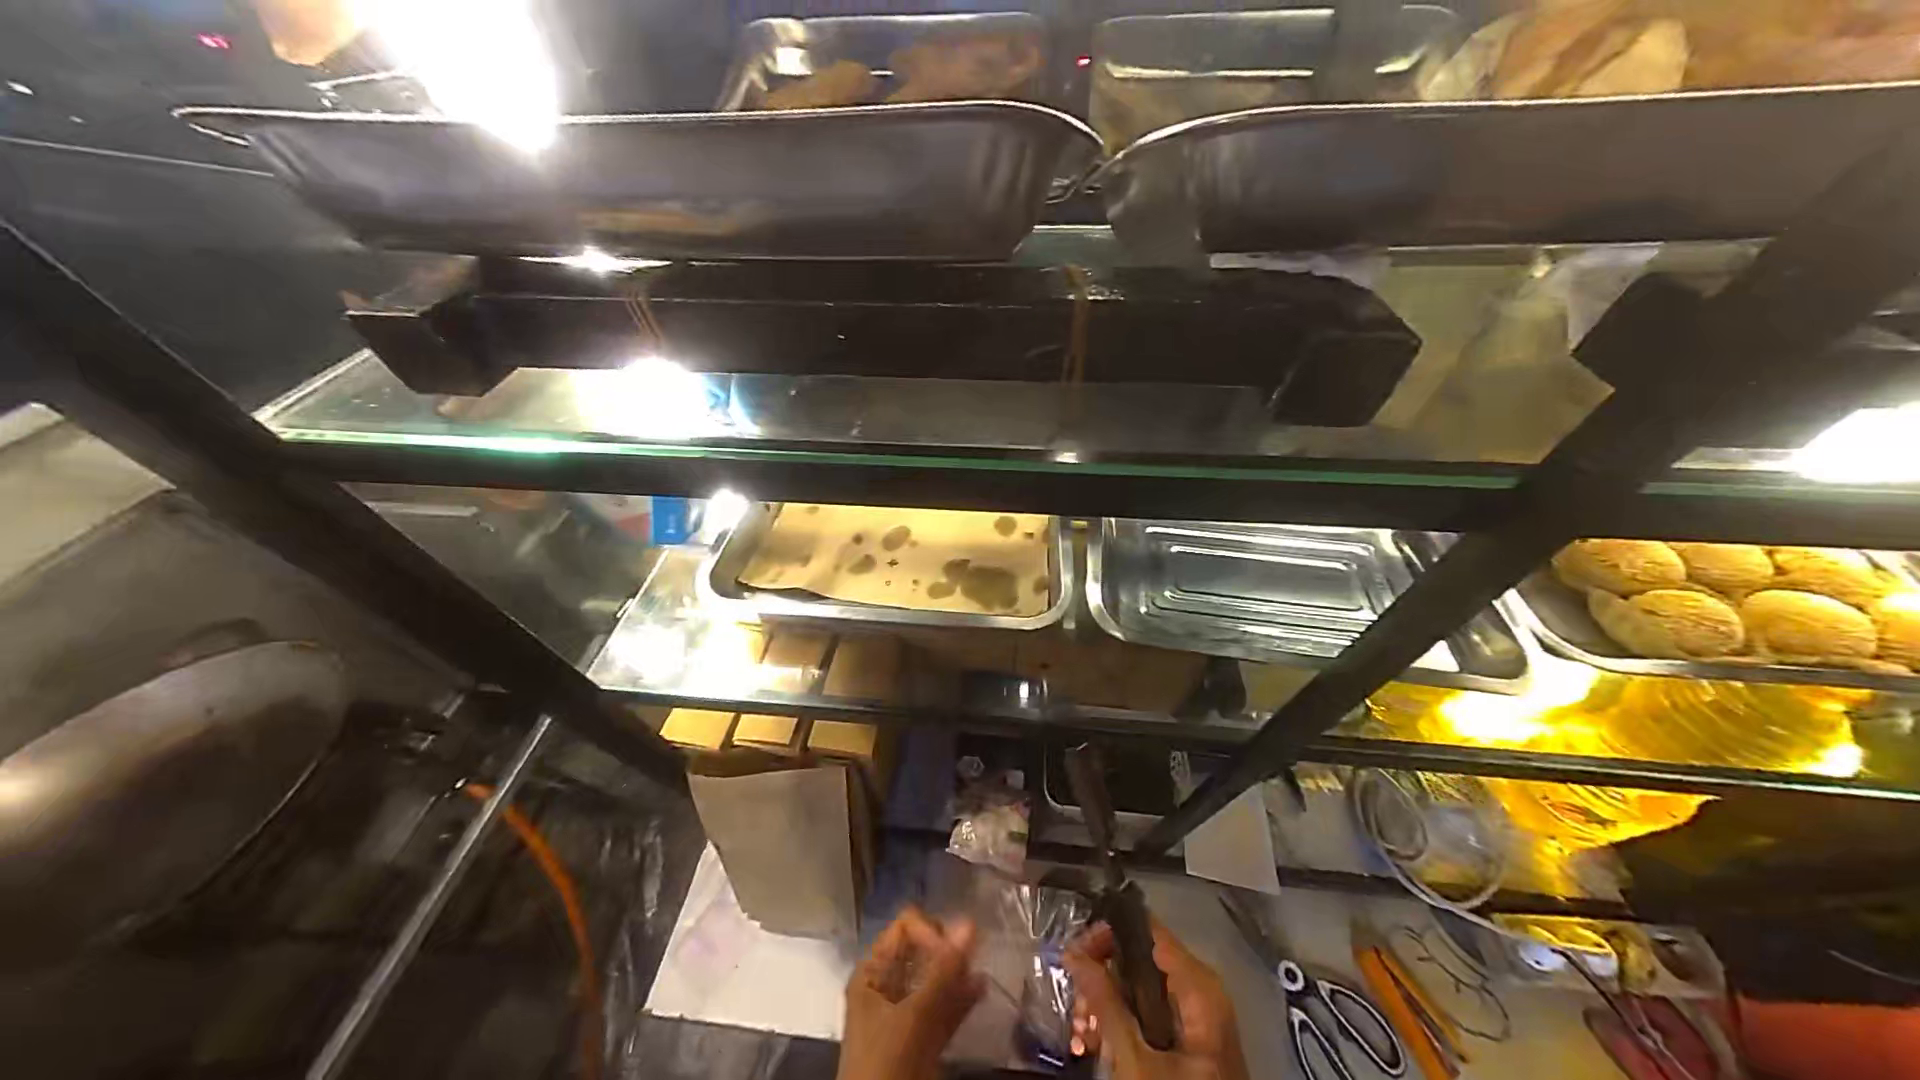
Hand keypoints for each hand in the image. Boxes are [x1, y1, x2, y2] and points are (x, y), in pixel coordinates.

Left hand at [837, 906, 983, 1079]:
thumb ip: (943, 972)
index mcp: (872, 972)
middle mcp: (887, 986)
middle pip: (922, 951)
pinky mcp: (922, 1039)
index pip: (904, 929)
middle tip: (975, 954)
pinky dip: (960, 1000)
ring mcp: (905, 1014)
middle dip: (948, 950)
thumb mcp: (912, 1017)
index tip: (953, 952)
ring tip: (983, 967)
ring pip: (935, 981)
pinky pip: (943, 1010)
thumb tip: (971, 923)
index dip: (931, 933)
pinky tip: (982, 990)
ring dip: (959, 973)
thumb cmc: (885, 1064)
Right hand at [1064, 920, 1249, 1079]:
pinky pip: (1150, 1013)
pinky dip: (1123, 1023)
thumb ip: (1104, 1002)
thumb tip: (1072, 951)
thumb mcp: (1135, 1060)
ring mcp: (1198, 1016)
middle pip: (1141, 959)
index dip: (1107, 935)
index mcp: (1199, 987)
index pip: (1147, 930)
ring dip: (1106, 1005)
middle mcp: (1202, 990)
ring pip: (1140, 988)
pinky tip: (1095, 1043)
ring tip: (1080, 1032)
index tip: (1074, 954)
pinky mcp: (1190, 1039)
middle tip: (1074, 1004)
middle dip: (1102, 979)